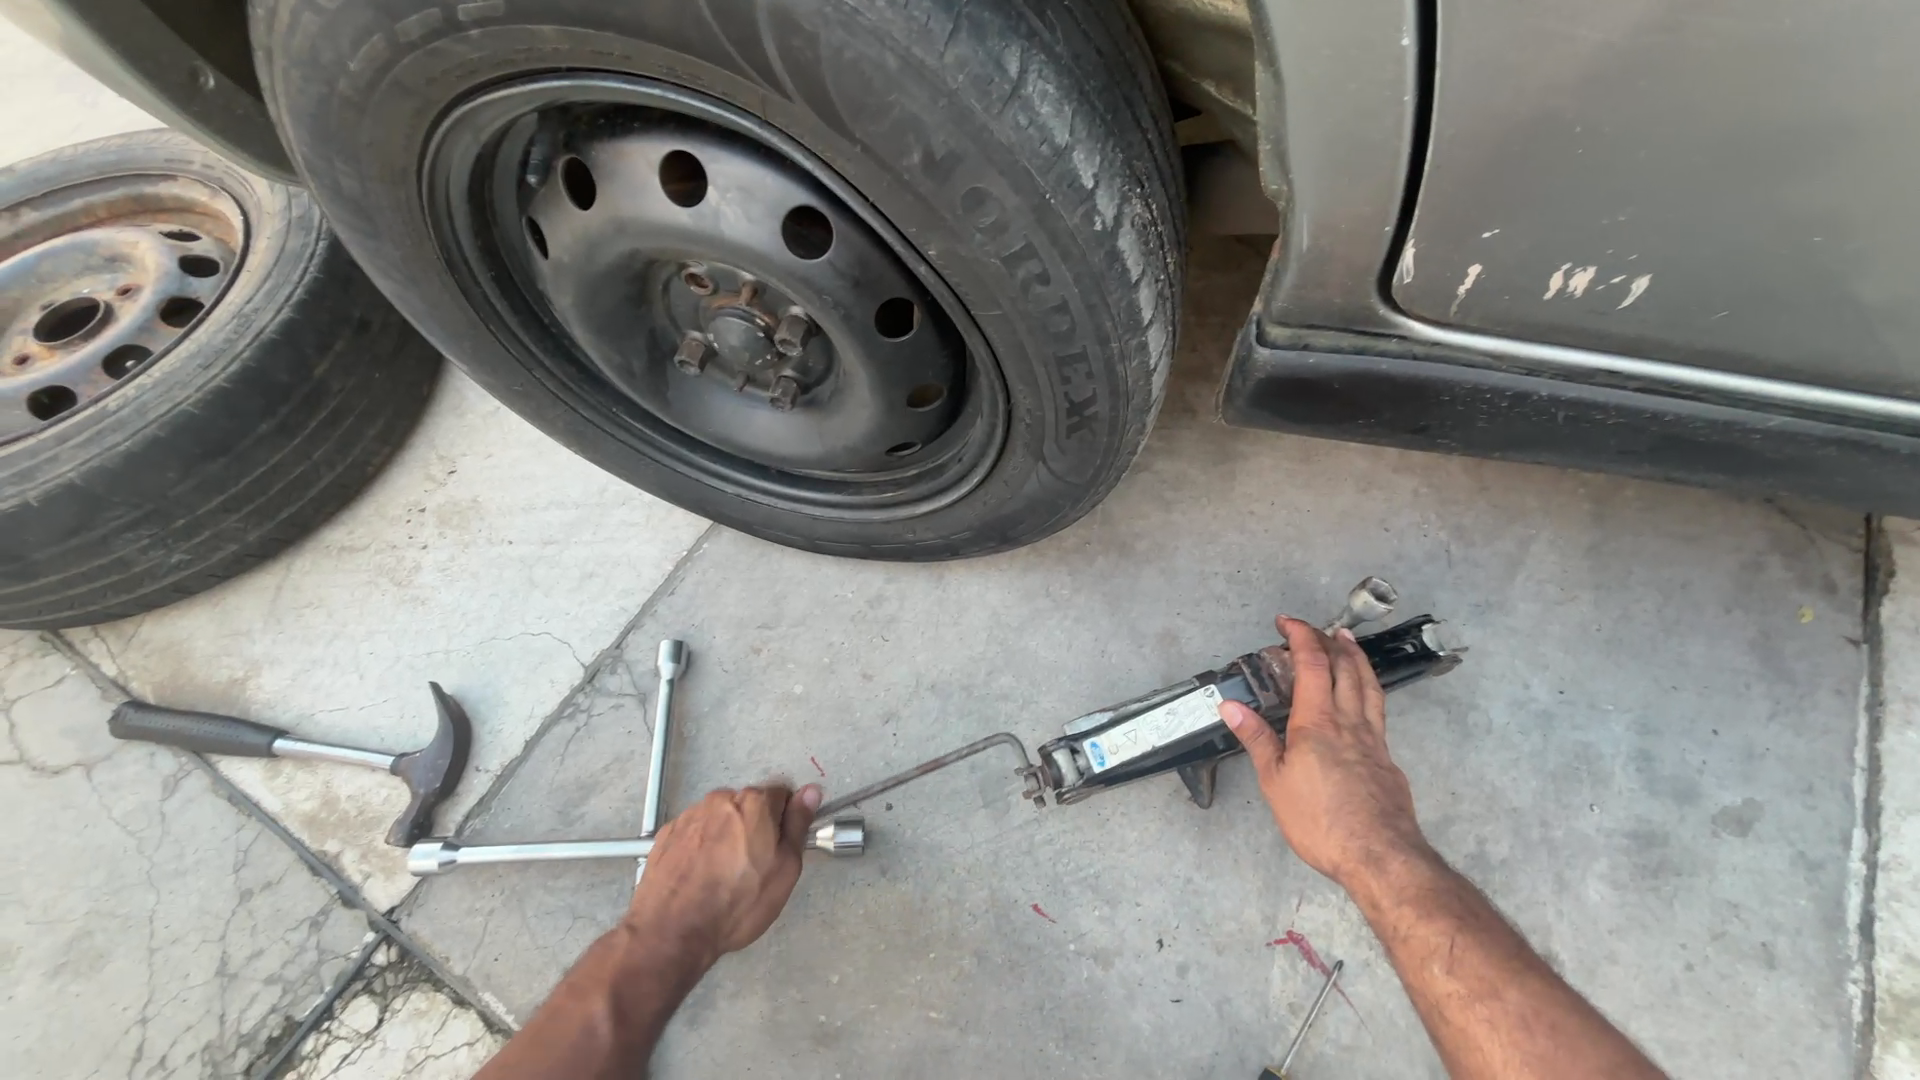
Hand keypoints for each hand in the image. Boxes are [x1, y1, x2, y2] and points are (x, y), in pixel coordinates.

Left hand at [626, 783, 821, 962]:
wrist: (672, 932)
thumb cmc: (737, 904)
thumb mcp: (785, 869)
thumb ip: (798, 824)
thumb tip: (811, 792)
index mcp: (755, 803)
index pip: (782, 796)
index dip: (784, 822)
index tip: (777, 848)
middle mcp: (721, 799)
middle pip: (748, 805)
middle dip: (754, 827)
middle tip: (752, 866)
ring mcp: (691, 815)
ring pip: (720, 818)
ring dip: (725, 836)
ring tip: (722, 875)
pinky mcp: (667, 833)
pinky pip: (695, 832)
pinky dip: (700, 846)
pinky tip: (700, 875)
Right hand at [1219, 617, 1431, 889]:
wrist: (1380, 856)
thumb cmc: (1318, 820)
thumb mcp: (1274, 781)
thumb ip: (1256, 738)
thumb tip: (1230, 706)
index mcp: (1317, 722)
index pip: (1312, 664)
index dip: (1301, 636)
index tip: (1286, 622)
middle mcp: (1349, 722)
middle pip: (1347, 668)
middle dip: (1331, 641)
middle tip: (1318, 628)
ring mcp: (1374, 740)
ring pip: (1369, 686)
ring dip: (1357, 659)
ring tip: (1349, 643)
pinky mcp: (1387, 761)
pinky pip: (1377, 712)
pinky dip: (1367, 692)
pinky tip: (1361, 703)